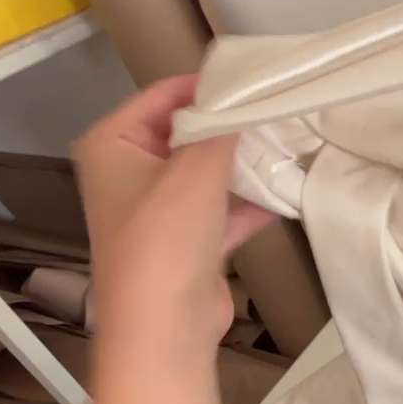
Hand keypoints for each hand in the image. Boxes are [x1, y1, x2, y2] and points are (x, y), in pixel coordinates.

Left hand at [74, 77, 273, 403]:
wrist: (164, 321)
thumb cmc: (164, 240)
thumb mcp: (193, 175)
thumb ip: (221, 135)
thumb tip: (246, 105)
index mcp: (113, 145)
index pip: (161, 98)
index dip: (205, 88)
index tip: (255, 81)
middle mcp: (132, 172)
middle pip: (189, 136)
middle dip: (232, 129)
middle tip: (280, 115)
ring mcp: (163, 209)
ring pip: (210, 174)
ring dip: (246, 167)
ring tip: (290, 150)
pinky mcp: (193, 241)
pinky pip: (226, 209)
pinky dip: (252, 202)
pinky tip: (287, 193)